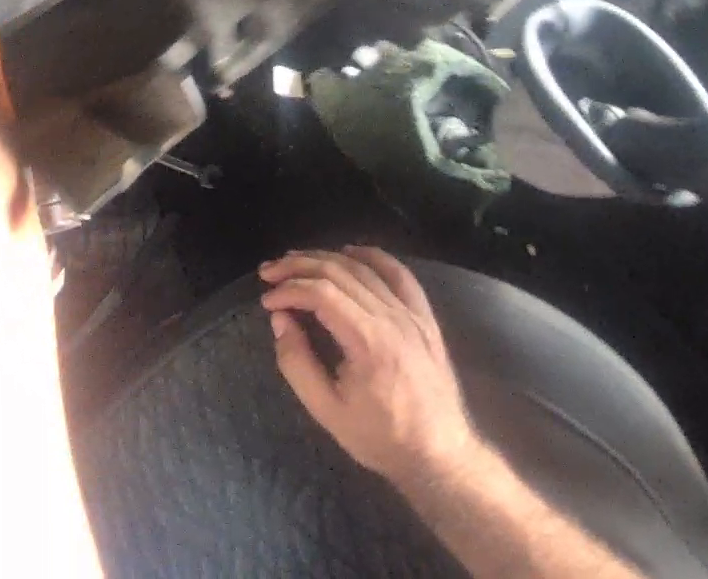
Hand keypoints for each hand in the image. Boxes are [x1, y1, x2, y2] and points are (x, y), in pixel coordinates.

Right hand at [259, 247, 480, 491]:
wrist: (441, 455)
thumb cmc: (381, 437)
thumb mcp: (327, 410)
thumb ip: (297, 362)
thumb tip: (281, 319)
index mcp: (369, 341)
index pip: (322, 293)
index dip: (289, 289)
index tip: (266, 301)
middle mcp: (393, 317)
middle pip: (339, 271)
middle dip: (298, 266)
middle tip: (269, 272)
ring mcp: (413, 314)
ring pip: (364, 267)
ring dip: (325, 258)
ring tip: (294, 261)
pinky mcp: (425, 317)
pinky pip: (399, 274)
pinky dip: (373, 256)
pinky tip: (350, 252)